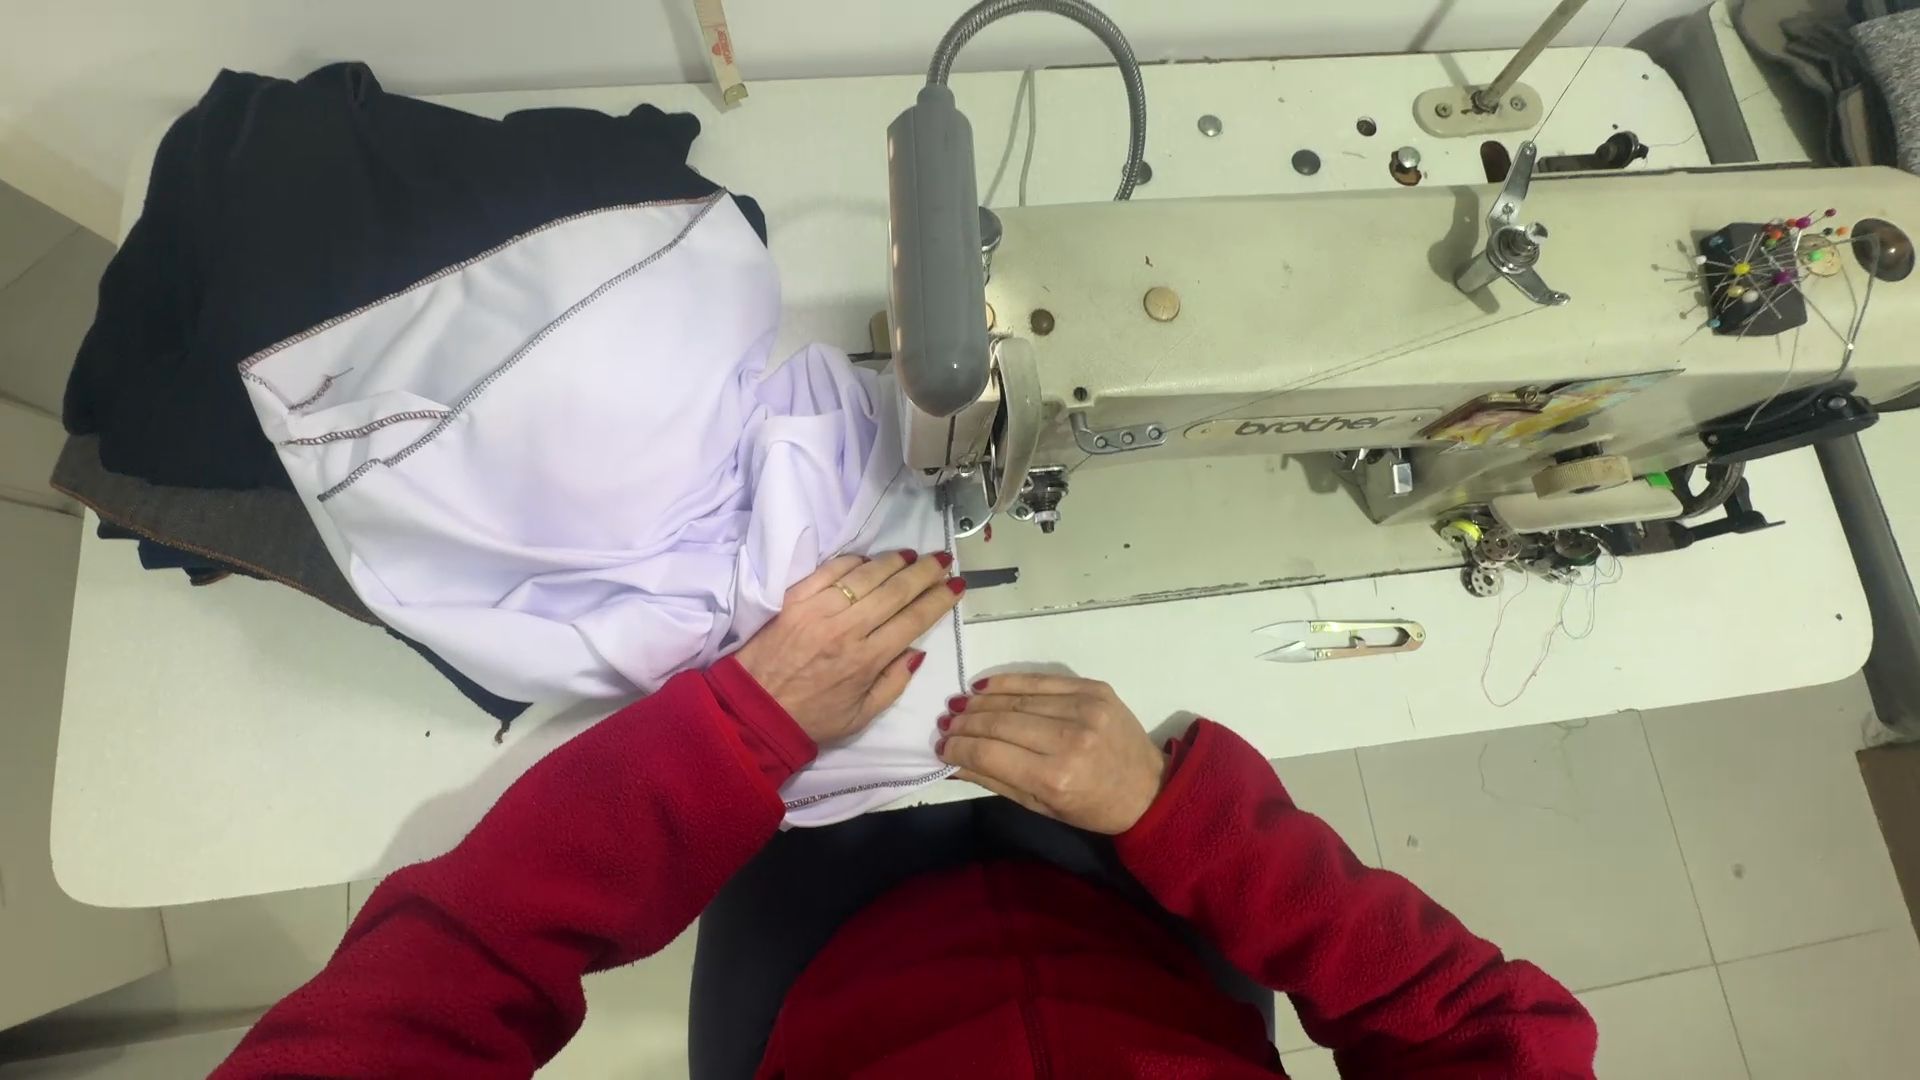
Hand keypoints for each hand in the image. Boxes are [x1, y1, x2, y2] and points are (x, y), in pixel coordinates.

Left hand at [734, 550, 963, 744]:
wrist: (751, 710)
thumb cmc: (812, 718)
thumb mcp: (862, 716)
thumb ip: (894, 682)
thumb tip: (917, 649)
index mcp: (866, 661)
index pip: (914, 619)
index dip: (939, 599)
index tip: (956, 585)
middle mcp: (847, 630)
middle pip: (896, 591)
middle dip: (925, 572)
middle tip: (943, 559)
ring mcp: (819, 610)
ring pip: (866, 575)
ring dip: (894, 562)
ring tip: (911, 556)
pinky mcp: (795, 598)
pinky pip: (831, 570)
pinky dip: (854, 561)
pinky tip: (868, 560)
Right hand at [937, 674, 1167, 834]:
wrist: (1149, 787)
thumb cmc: (1092, 808)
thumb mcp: (1041, 807)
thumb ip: (994, 779)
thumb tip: (949, 761)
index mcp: (1056, 778)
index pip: (991, 752)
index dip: (959, 746)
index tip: (940, 744)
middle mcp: (1070, 739)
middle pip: (1001, 722)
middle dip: (966, 722)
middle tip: (944, 722)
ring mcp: (1085, 708)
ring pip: (1017, 699)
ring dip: (981, 701)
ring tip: (959, 705)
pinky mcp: (1095, 688)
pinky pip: (1041, 679)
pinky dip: (1009, 682)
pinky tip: (984, 687)